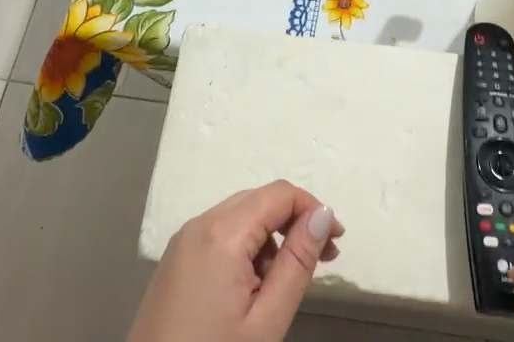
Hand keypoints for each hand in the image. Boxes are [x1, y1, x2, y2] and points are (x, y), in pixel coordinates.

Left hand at [128, 180, 344, 341]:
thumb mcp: (266, 319)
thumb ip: (297, 263)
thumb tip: (322, 216)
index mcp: (222, 233)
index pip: (279, 194)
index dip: (314, 209)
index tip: (337, 242)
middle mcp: (200, 224)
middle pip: (259, 200)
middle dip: (294, 222)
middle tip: (323, 259)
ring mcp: (183, 241)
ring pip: (240, 217)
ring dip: (271, 236)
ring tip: (287, 281)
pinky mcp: (176, 259)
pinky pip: (220, 235)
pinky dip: (246, 248)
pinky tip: (254, 286)